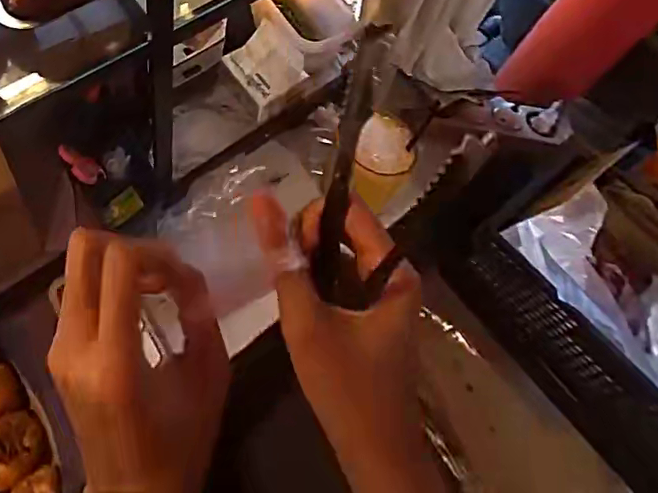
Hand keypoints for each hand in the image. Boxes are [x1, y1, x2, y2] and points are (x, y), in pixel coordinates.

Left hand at [47, 229, 228, 492]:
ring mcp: (57, 346)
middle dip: (126, 244)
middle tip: (158, 272)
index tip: (179, 276)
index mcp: (112, 362)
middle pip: (82, 249)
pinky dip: (105, 281)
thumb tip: (189, 274)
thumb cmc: (177, 447)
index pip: (118, 264)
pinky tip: (133, 305)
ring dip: (115, 262)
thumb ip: (202, 319)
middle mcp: (73, 346)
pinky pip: (76, 287)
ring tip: (150, 287)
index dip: (154, 253)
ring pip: (76, 263)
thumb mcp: (208, 383)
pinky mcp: (54, 347)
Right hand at [251, 192, 442, 492]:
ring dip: (310, 261)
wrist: (376, 459)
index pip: (351, 210)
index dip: (313, 216)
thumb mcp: (306, 319)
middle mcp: (396, 275)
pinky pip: (343, 277)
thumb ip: (284, 258)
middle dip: (309, 240)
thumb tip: (261, 199)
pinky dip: (318, 280)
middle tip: (286, 272)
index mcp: (394, 271)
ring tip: (289, 288)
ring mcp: (387, 296)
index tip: (288, 247)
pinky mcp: (374, 314)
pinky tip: (299, 301)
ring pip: (341, 253)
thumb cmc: (346, 387)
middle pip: (346, 228)